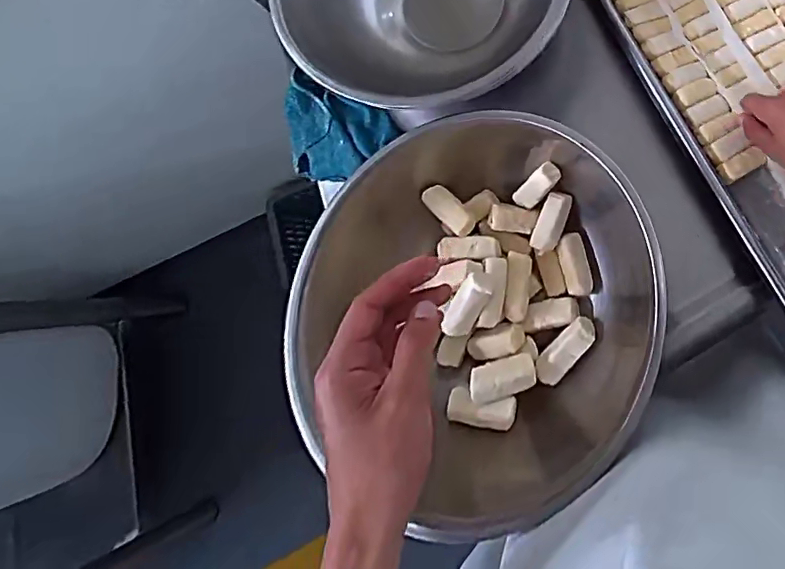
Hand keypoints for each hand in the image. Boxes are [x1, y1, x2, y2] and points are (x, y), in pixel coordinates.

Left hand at [314, 256, 446, 568]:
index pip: (367, 307)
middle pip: (374, 316)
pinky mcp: (371, 397)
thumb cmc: (382, 469)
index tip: (427, 264)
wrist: (372, 521)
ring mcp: (357, 384)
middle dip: (408, 291)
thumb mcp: (404, 399)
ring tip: (443, 295)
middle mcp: (343, 372)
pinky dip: (413, 336)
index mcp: (340, 369)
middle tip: (441, 274)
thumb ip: (414, 347)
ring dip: (413, 312)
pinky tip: (432, 329)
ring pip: (384, 333)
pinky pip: (391, 353)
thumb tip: (427, 308)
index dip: (398, 279)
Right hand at [741, 90, 784, 193]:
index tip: (758, 134)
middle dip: (767, 118)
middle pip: (768, 103)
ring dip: (784, 119)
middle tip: (777, 142)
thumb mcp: (773, 150)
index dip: (749, 116)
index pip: (749, 100)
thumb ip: (754, 132)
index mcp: (773, 106)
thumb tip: (744, 118)